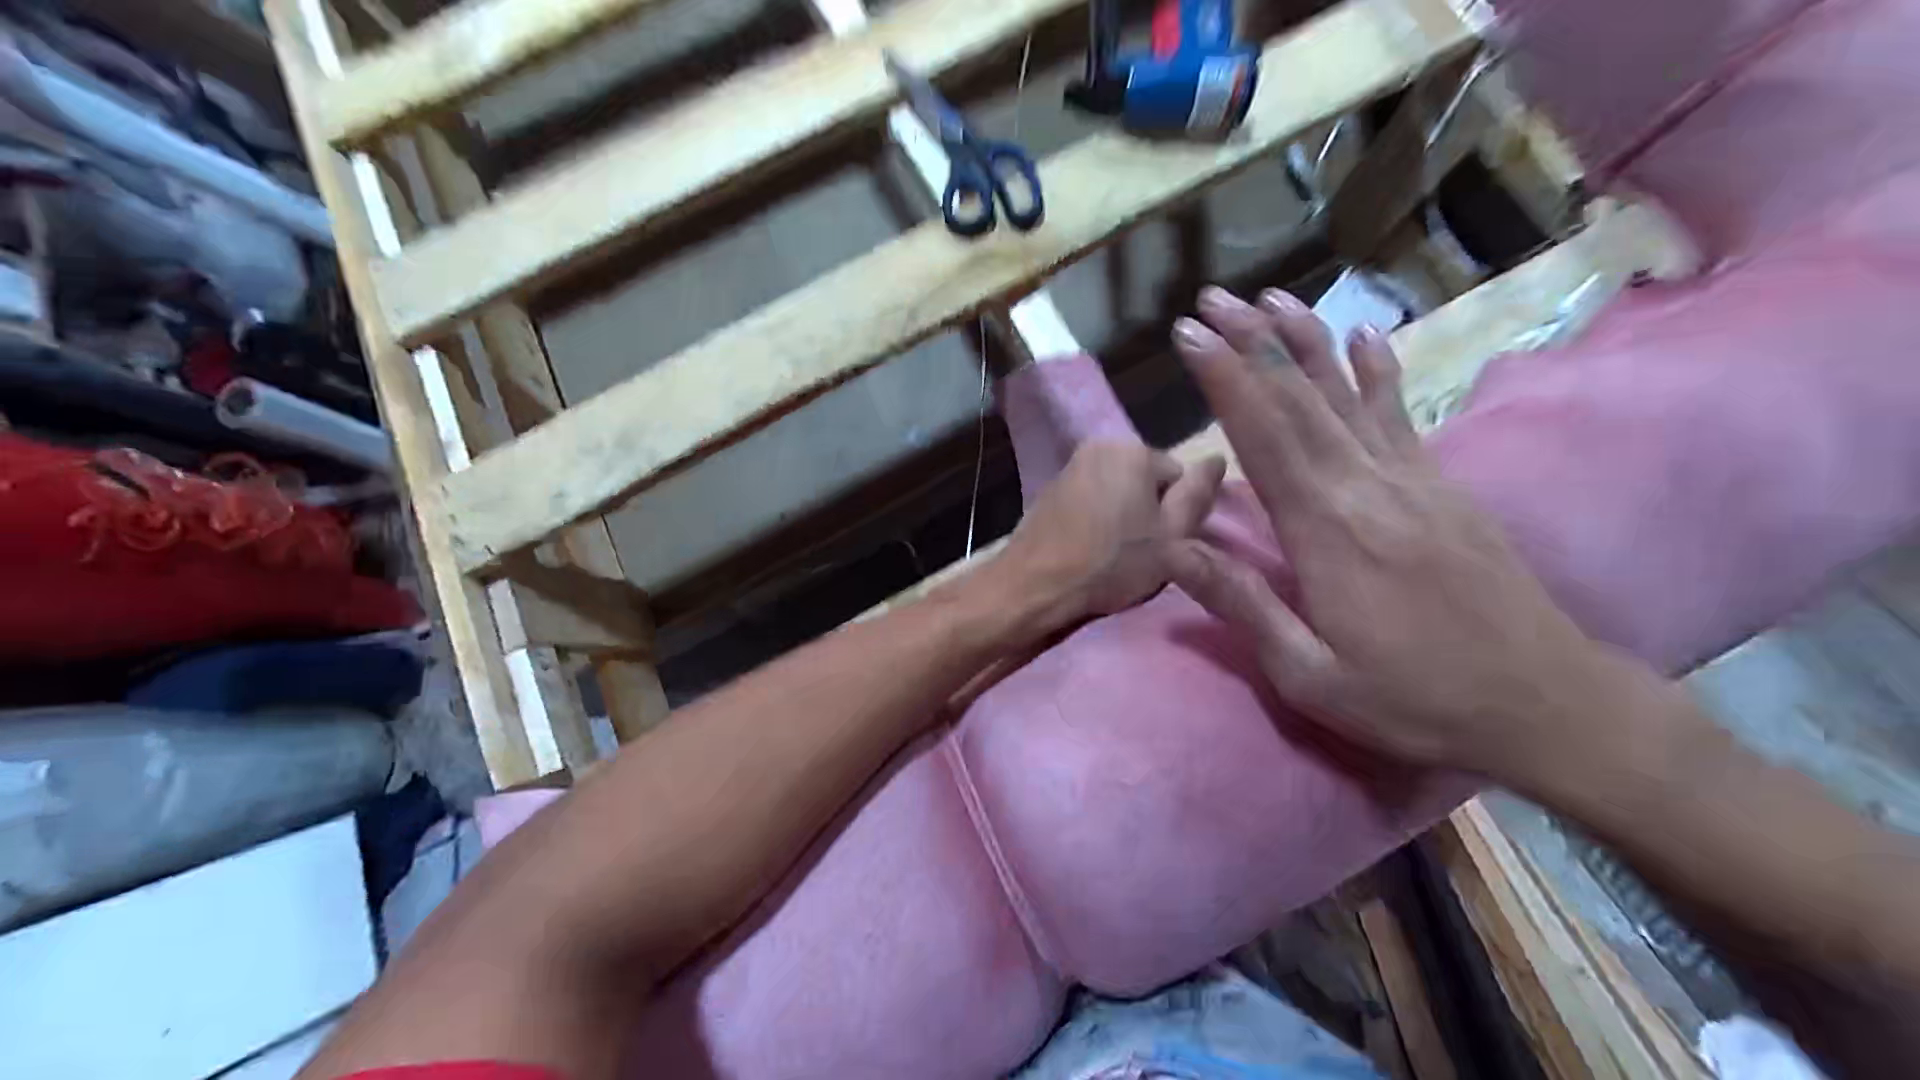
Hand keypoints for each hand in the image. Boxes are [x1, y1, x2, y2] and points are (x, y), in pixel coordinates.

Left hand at [1003, 440, 1225, 628]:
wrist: (1036, 585)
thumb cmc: (1111, 562)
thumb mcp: (1171, 536)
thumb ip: (1198, 496)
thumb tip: (1217, 459)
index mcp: (1132, 450)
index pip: (1177, 476)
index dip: (1178, 513)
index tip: (1165, 543)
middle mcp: (1098, 447)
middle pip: (1144, 480)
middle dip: (1148, 511)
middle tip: (1141, 552)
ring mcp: (1069, 467)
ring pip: (1116, 491)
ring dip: (1122, 516)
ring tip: (1113, 553)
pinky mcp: (1048, 491)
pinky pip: (1089, 499)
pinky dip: (1095, 519)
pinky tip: (1088, 548)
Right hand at [1165, 286, 1622, 781]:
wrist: (1546, 705)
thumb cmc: (1413, 700)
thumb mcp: (1309, 674)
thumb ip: (1242, 604)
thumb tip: (1176, 550)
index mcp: (1327, 532)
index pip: (1264, 438)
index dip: (1225, 381)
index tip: (1190, 335)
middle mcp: (1367, 489)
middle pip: (1300, 402)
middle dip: (1251, 345)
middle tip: (1210, 299)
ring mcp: (1411, 482)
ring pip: (1347, 397)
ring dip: (1306, 342)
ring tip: (1271, 298)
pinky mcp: (1442, 488)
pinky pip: (1400, 418)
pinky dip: (1378, 374)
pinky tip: (1365, 338)